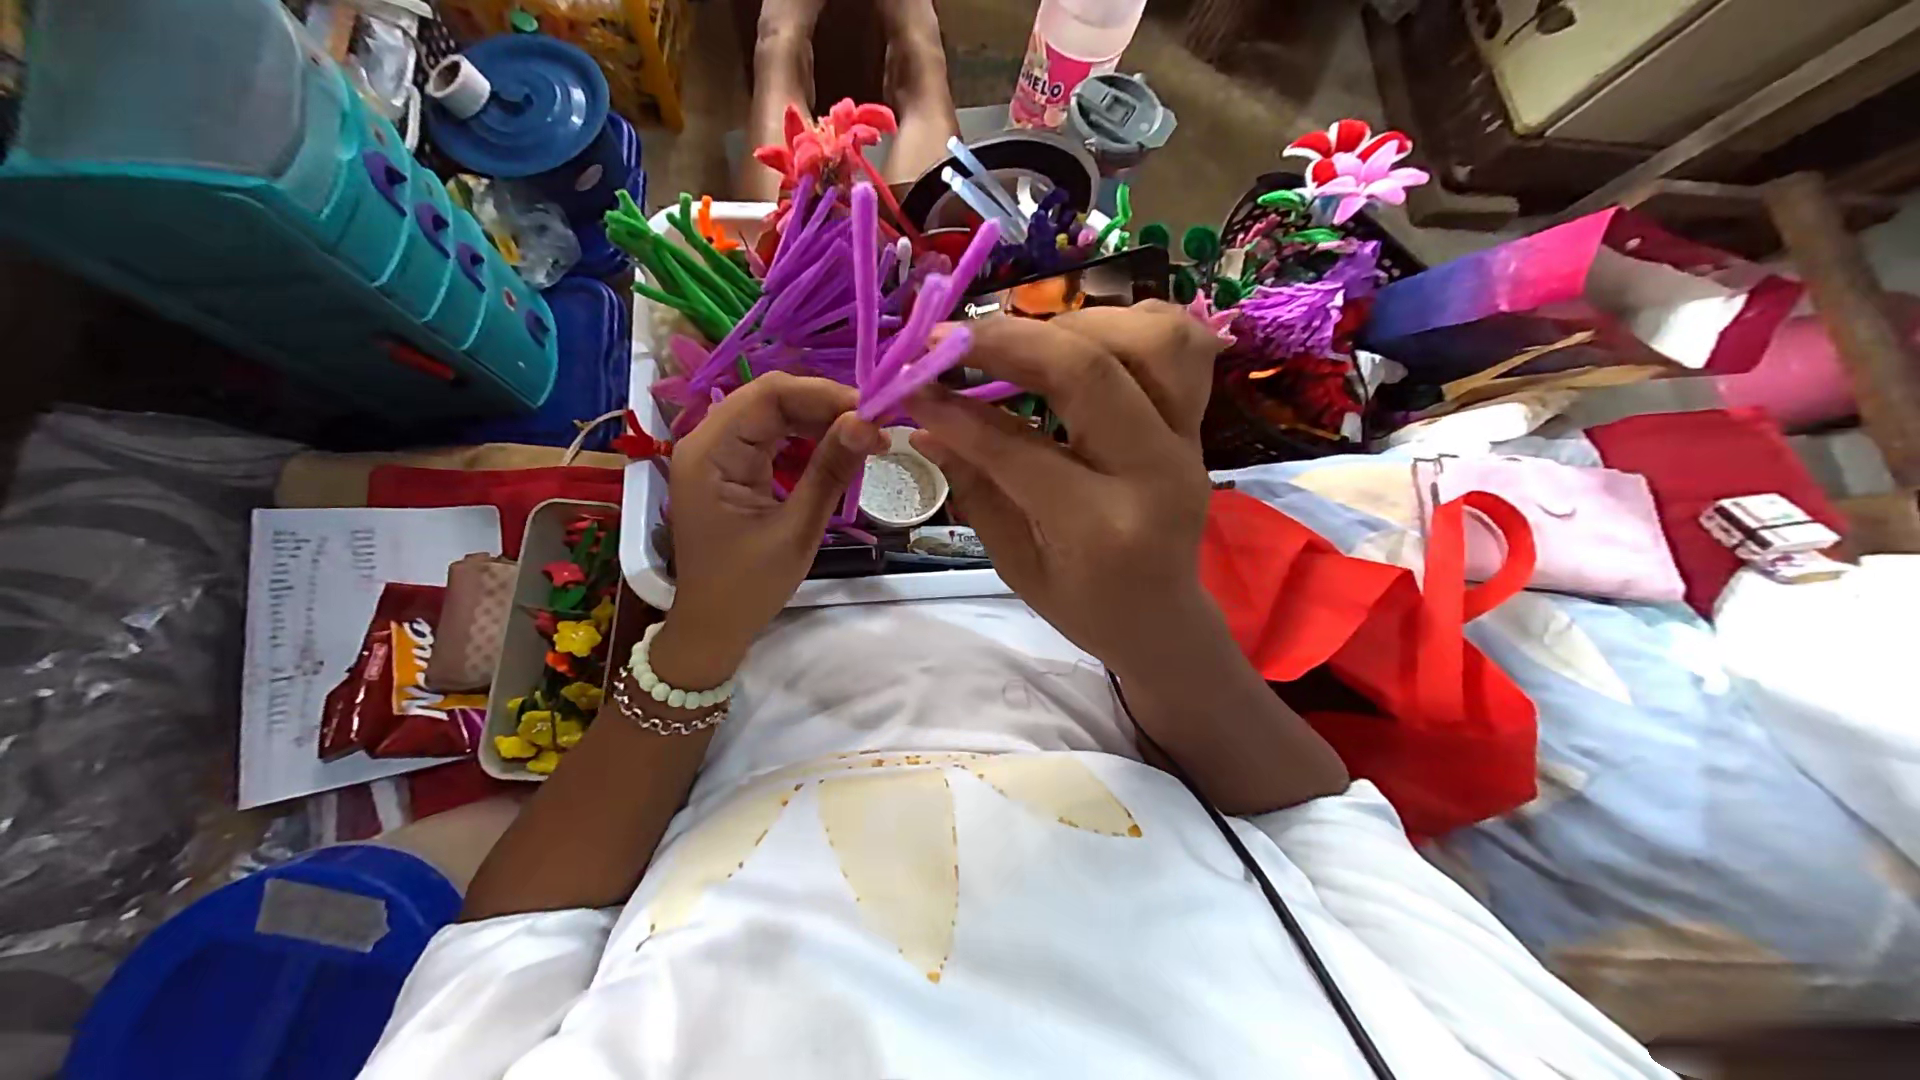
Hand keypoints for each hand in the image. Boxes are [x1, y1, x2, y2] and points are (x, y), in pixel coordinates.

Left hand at [661, 372, 885, 682]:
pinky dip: (805, 437)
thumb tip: (868, 423)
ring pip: (772, 413)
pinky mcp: (729, 467)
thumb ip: (830, 471)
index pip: (769, 395)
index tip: (873, 411)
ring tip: (864, 435)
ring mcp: (715, 452)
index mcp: (710, 453)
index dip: (824, 394)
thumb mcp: (797, 530)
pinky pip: (770, 436)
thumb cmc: (749, 587)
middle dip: (825, 405)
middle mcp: (706, 441)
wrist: (712, 626)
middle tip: (876, 424)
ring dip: (819, 419)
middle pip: (770, 398)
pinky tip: (835, 446)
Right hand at [906, 302, 1226, 678]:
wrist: (1160, 620)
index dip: (958, 412)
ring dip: (1078, 324)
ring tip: (1026, 344)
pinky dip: (1129, 326)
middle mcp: (1157, 473)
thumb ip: (975, 485)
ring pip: (1154, 339)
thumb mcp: (1016, 561)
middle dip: (1009, 341)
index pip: (1021, 449)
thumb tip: (924, 420)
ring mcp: (1188, 442)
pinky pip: (1183, 345)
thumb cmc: (1082, 605)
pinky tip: (1084, 343)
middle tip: (949, 340)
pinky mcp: (1198, 424)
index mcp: (1103, 528)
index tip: (910, 385)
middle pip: (1092, 371)